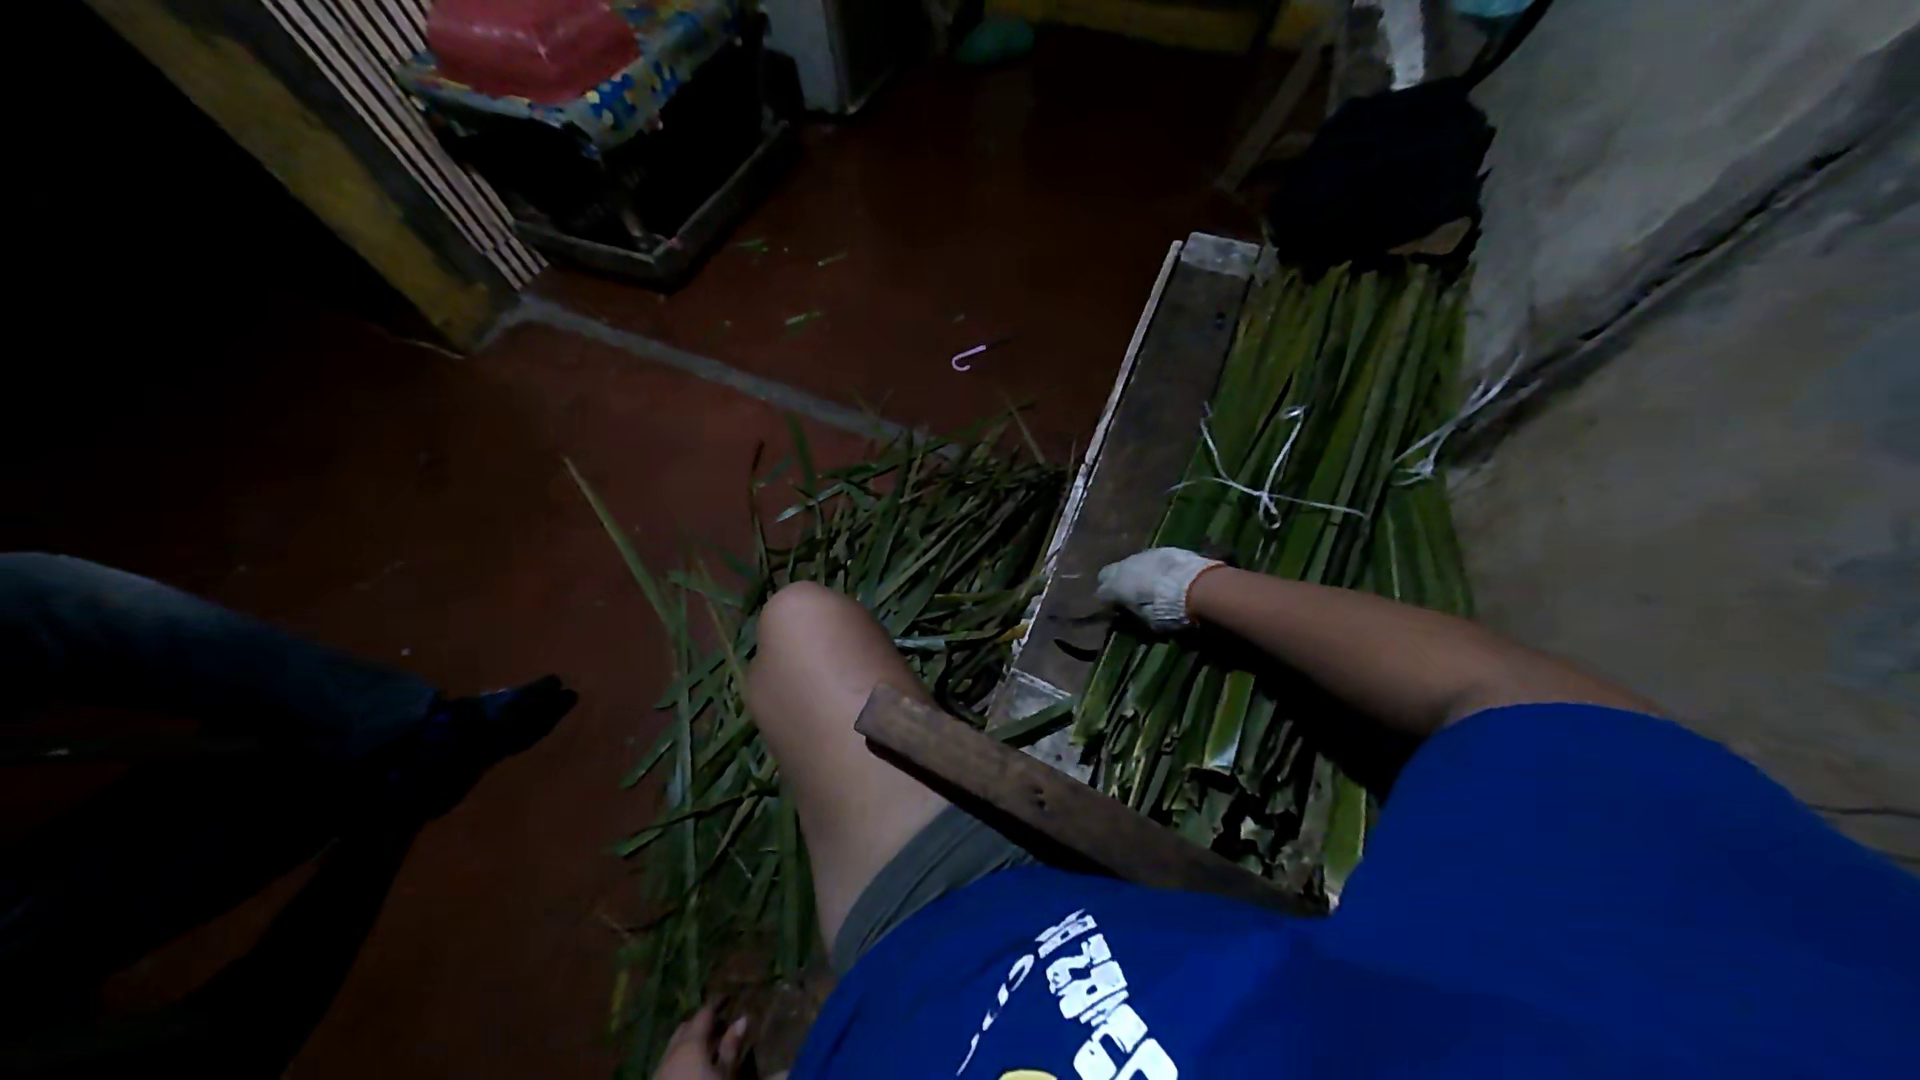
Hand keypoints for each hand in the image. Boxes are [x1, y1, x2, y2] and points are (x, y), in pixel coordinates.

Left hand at [653, 1002, 748, 1079]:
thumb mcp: (726, 1076)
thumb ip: (731, 1047)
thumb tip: (741, 1019)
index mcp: (690, 1044)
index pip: (703, 1014)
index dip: (716, 1006)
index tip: (728, 1001)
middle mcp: (670, 1052)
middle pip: (686, 1028)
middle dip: (701, 1024)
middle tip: (720, 1028)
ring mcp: (658, 1071)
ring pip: (674, 1046)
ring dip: (689, 1042)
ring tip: (708, 1050)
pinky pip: (667, 1064)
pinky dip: (680, 1059)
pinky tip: (691, 1070)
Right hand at [1094, 548, 1221, 631]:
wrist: (1195, 585)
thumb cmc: (1167, 609)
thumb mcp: (1146, 620)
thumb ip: (1132, 612)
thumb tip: (1127, 611)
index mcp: (1116, 586)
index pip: (1101, 593)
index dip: (1107, 602)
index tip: (1115, 609)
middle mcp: (1123, 568)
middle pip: (1108, 573)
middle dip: (1113, 582)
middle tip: (1126, 594)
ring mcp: (1141, 556)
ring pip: (1129, 564)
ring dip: (1134, 573)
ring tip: (1148, 585)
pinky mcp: (1160, 550)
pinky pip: (1149, 559)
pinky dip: (1152, 568)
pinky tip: (1163, 576)